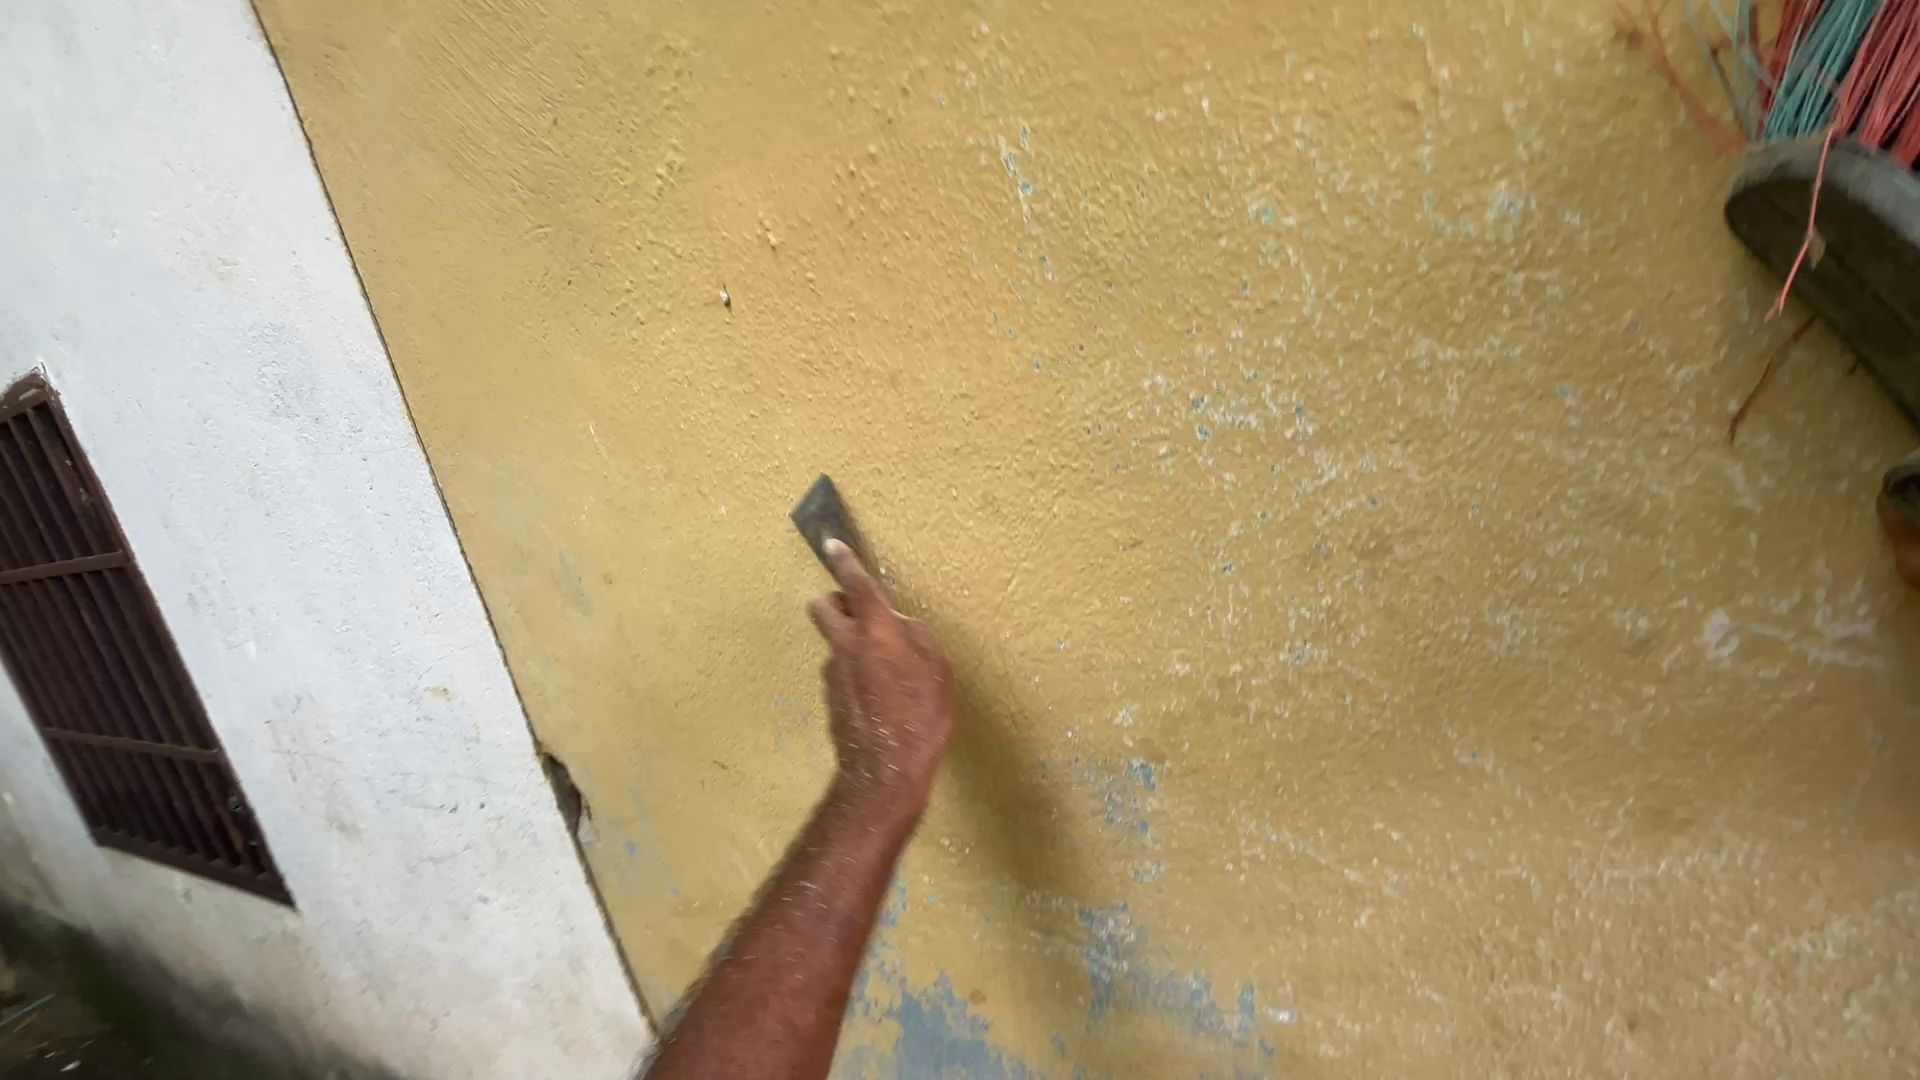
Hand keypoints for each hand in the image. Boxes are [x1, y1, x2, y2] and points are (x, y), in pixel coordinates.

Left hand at [807, 540, 955, 818]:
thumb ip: (915, 636)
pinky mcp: (830, 699)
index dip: (844, 560)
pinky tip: (879, 699)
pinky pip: (840, 673)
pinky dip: (854, 675)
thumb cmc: (922, 715)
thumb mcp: (937, 667)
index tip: (832, 543)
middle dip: (834, 600)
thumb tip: (898, 627)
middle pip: (822, 606)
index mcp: (875, 630)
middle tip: (859, 612)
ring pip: (834, 643)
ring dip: (851, 644)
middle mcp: (846, 645)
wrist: (885, 770)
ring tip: (886, 672)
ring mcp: (833, 674)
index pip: (856, 584)